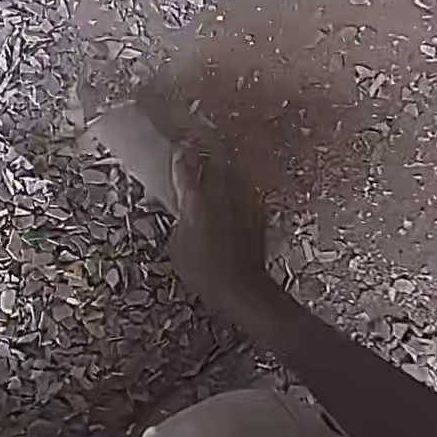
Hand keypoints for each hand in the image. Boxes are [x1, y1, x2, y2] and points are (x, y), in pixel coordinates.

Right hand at [168, 145, 274, 313]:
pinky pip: (245, 188)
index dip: (180, 154)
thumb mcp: (178, 244)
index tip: (177, 149)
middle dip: (203, 158)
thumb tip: (182, 206)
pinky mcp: (258, 209)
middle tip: (195, 160)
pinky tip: (231, 198)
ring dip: (222, 170)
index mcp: (195, 200)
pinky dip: (237, 188)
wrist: (241, 286)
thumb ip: (180, 217)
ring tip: (214, 176)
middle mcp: (221, 193)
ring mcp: (243, 199)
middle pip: (212, 160)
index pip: (185, 165)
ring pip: (231, 170)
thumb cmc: (204, 271)